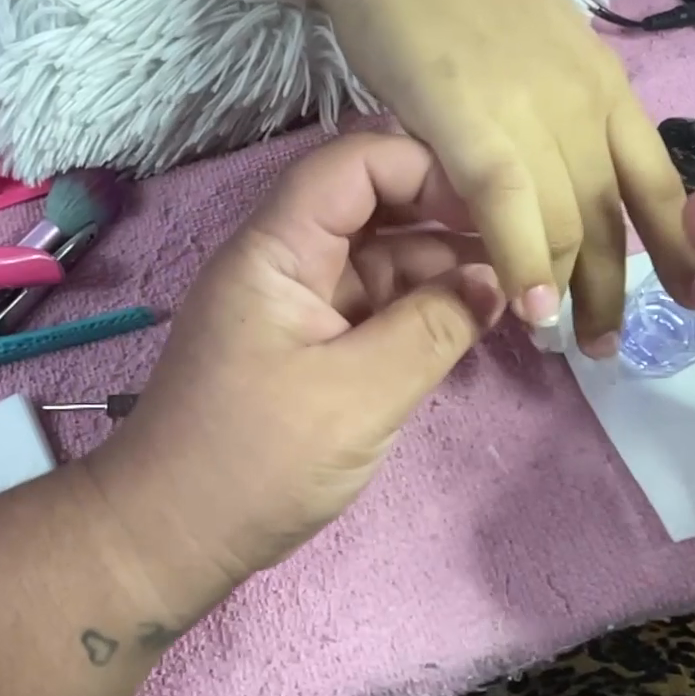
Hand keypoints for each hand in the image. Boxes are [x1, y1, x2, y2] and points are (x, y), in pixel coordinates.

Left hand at [91, 134, 505, 584]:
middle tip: (522, 247)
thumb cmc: (253, 462)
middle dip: (445, 216)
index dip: (426, 166)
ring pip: (379, 255)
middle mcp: (285, 258)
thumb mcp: (356, 397)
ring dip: (440, 267)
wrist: (172, 533)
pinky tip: (470, 320)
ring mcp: (297, 300)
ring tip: (513, 289)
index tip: (494, 206)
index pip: (354, 162)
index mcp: (276, 248)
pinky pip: (372, 303)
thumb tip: (495, 278)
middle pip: (371, 203)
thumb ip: (431, 328)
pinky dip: (419, 307)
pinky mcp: (309, 341)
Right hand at [311, 0, 694, 346]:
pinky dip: (525, 267)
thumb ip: (543, 105)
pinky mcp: (474, 124)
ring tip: (570, 347)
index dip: (680, 247)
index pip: (658, 182)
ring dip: (576, 294)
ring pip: (572, 223)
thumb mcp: (524, 45)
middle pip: (617, 217)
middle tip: (612, 348)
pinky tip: (533, 314)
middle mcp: (584, 102)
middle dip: (621, 290)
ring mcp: (533, 112)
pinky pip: (512, 211)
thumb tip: (538, 165)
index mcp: (602, 81)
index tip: (694, 299)